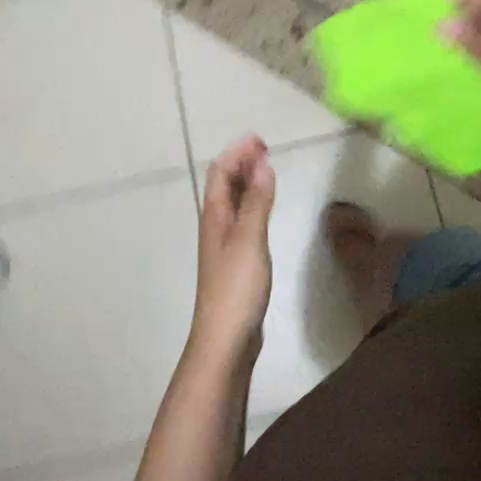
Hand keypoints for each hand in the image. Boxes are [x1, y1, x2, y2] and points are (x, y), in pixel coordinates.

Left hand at [191, 135, 275, 359]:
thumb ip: (256, 202)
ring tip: (266, 170)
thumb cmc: (236, 287)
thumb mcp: (249, 240)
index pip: (220, 172)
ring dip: (246, 181)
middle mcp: (215, 225)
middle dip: (241, 162)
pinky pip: (241, 219)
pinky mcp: (234, 261)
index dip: (237, 152)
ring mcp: (223, 244)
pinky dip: (252, 203)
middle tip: (265, 149)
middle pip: (223, 184)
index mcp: (214, 216)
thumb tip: (262, 164)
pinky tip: (264, 210)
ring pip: (232, 201)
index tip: (260, 139)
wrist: (225, 340)